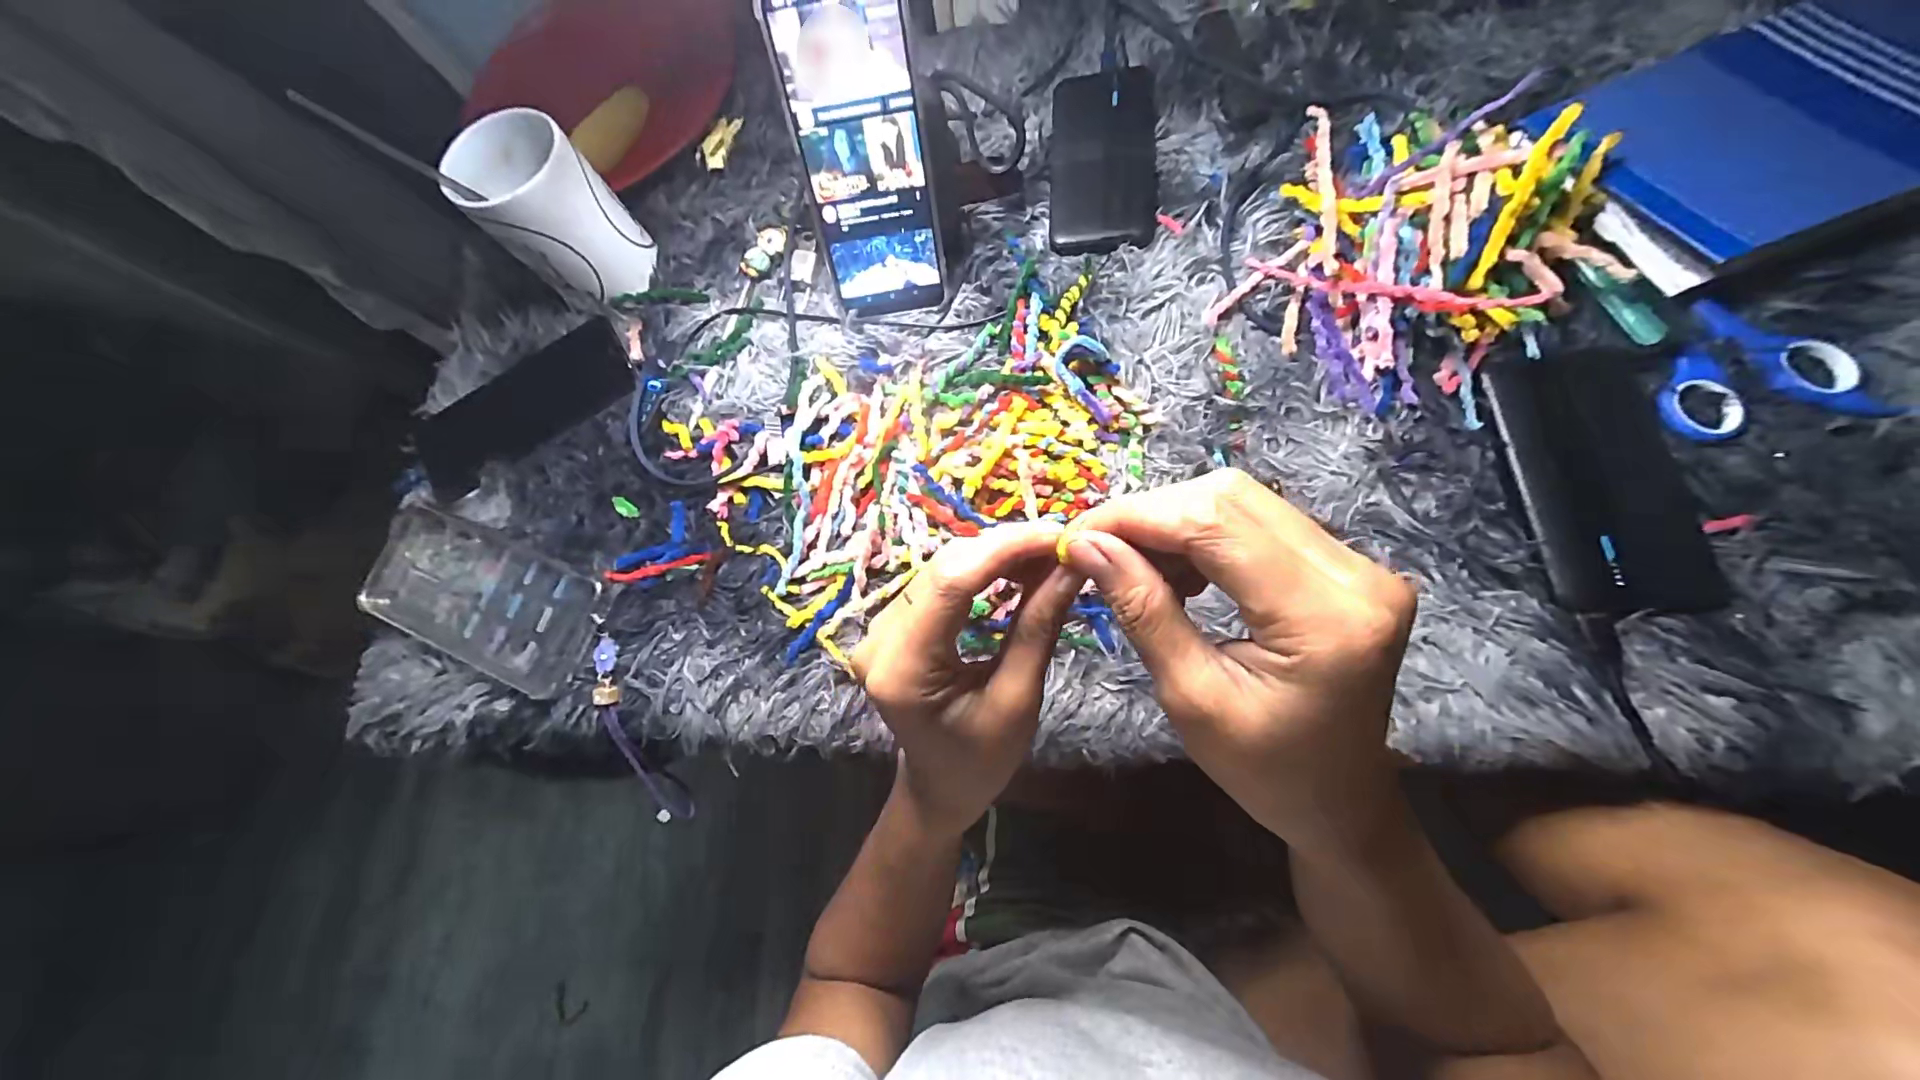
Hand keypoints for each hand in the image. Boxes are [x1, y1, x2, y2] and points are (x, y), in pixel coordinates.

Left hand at [852, 522, 1085, 837]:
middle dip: (1005, 547)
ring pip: (941, 568)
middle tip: (1061, 541)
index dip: (1005, 549)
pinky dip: (980, 568)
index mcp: (902, 669)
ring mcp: (878, 630)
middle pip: (943, 569)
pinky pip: (938, 581)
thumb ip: (1038, 627)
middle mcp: (878, 640)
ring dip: (995, 553)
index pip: (950, 584)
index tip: (1057, 534)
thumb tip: (1072, 564)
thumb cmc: (981, 760)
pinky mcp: (891, 624)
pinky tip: (1015, 565)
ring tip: (1046, 551)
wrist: (939, 786)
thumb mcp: (1018, 699)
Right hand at [1061, 469, 1415, 854]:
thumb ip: (1143, 610)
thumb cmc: (1263, 770)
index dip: (1136, 518)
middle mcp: (1356, 574)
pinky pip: (1259, 521)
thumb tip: (1087, 545)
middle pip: (1230, 498)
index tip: (1077, 536)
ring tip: (1135, 564)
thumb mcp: (1190, 696)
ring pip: (1241, 501)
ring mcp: (1358, 564)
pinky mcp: (1346, 565)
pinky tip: (1178, 568)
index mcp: (1323, 617)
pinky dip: (1202, 534)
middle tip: (1099, 549)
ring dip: (1174, 521)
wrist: (1339, 801)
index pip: (1214, 525)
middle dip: (1150, 514)